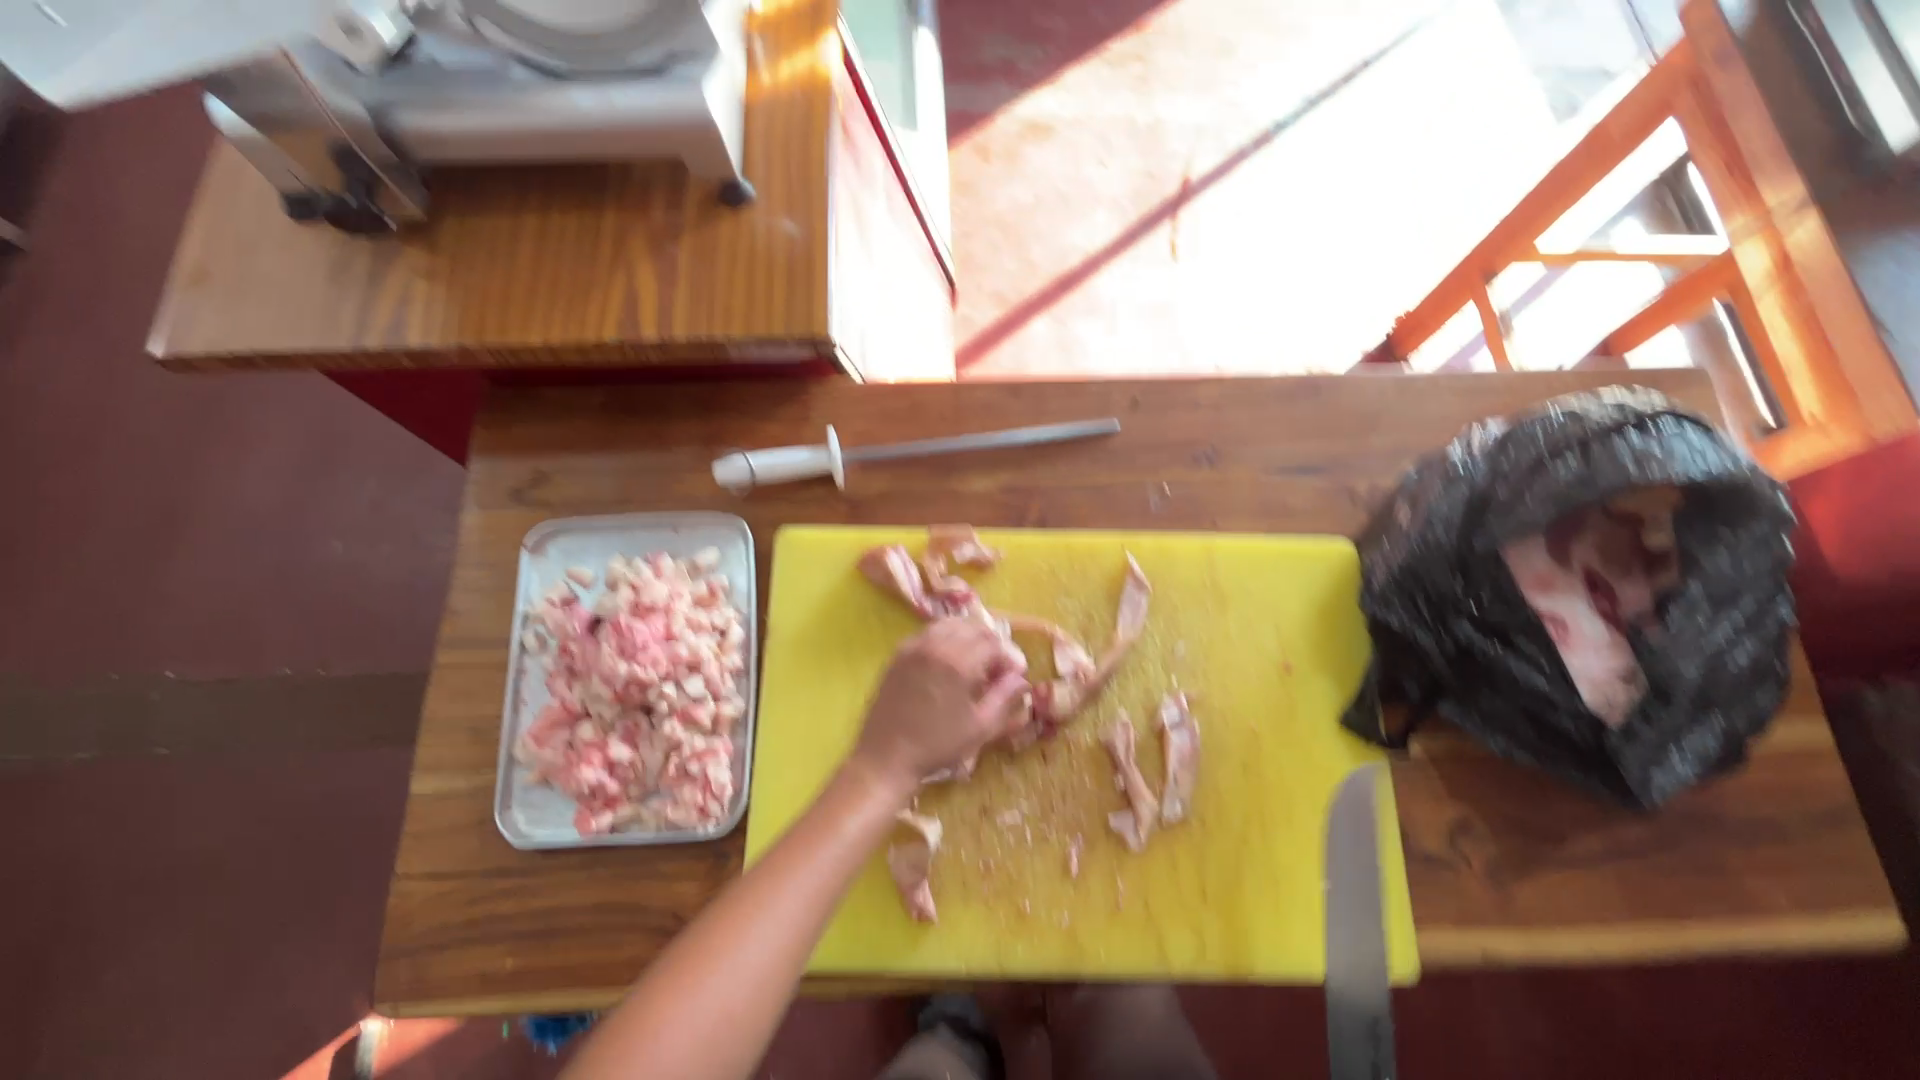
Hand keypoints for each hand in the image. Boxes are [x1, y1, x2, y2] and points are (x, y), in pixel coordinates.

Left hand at [850, 618, 1030, 790]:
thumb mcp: (979, 727)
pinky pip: (928, 634)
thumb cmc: (937, 745)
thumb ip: (1004, 698)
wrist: (886, 756)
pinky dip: (946, 639)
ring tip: (977, 661)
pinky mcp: (898, 654)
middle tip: (1000, 666)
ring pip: (949, 625)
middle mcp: (935, 645)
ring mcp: (913, 647)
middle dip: (992, 642)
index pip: (994, 643)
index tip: (1017, 673)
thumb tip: (1021, 679)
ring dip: (969, 637)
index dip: (1010, 655)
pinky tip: (950, 661)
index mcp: (958, 663)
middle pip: (973, 627)